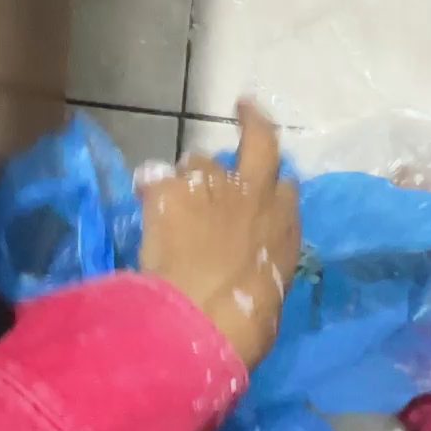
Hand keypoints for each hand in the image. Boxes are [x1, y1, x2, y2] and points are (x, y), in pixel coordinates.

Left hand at [138, 100, 300, 369]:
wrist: (207, 317)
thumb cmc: (247, 323)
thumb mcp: (269, 297)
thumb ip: (261, 269)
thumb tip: (249, 277)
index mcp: (284, 225)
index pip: (286, 189)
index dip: (272, 186)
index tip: (262, 188)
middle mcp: (254, 194)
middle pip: (260, 140)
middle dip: (253, 121)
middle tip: (243, 108)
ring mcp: (212, 186)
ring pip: (199, 161)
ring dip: (191, 178)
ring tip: (176, 201)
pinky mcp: (171, 190)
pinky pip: (156, 178)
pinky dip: (151, 190)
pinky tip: (144, 201)